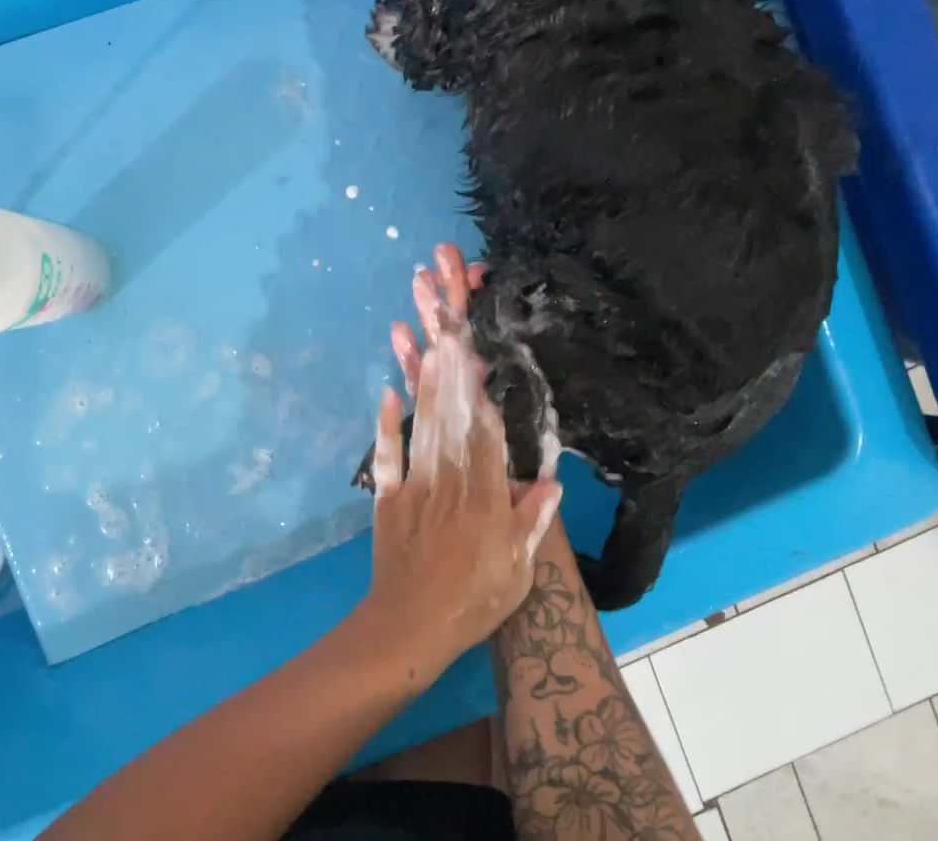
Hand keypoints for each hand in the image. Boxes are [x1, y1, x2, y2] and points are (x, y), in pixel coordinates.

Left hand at [360, 245, 562, 674]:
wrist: (411, 628)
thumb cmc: (474, 600)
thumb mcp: (518, 568)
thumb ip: (532, 520)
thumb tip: (551, 478)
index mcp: (484, 494)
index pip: (484, 428)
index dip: (478, 382)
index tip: (474, 339)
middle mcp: (448, 478)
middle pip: (449, 409)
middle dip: (446, 356)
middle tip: (440, 308)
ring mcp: (414, 484)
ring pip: (420, 421)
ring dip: (418, 374)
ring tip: (415, 327)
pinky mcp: (388, 497)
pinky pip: (386, 455)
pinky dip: (386, 421)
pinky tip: (386, 386)